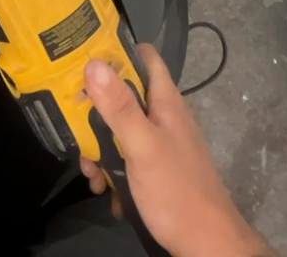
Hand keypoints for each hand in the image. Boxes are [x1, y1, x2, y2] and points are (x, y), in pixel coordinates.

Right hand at [80, 45, 276, 256]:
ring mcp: (161, 143)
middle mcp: (163, 116)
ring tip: (91, 172)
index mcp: (165, 101)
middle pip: (123, 95)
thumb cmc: (177, 191)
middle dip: (97, 111)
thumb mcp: (142, 146)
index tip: (83, 55)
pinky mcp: (156, 170)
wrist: (209, 248)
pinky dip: (113, 170)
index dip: (115, 50)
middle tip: (77, 128)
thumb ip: (119, 106)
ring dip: (101, 147)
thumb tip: (93, 62)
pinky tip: (107, 190)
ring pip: (121, 129)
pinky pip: (127, 157)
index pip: (143, 56)